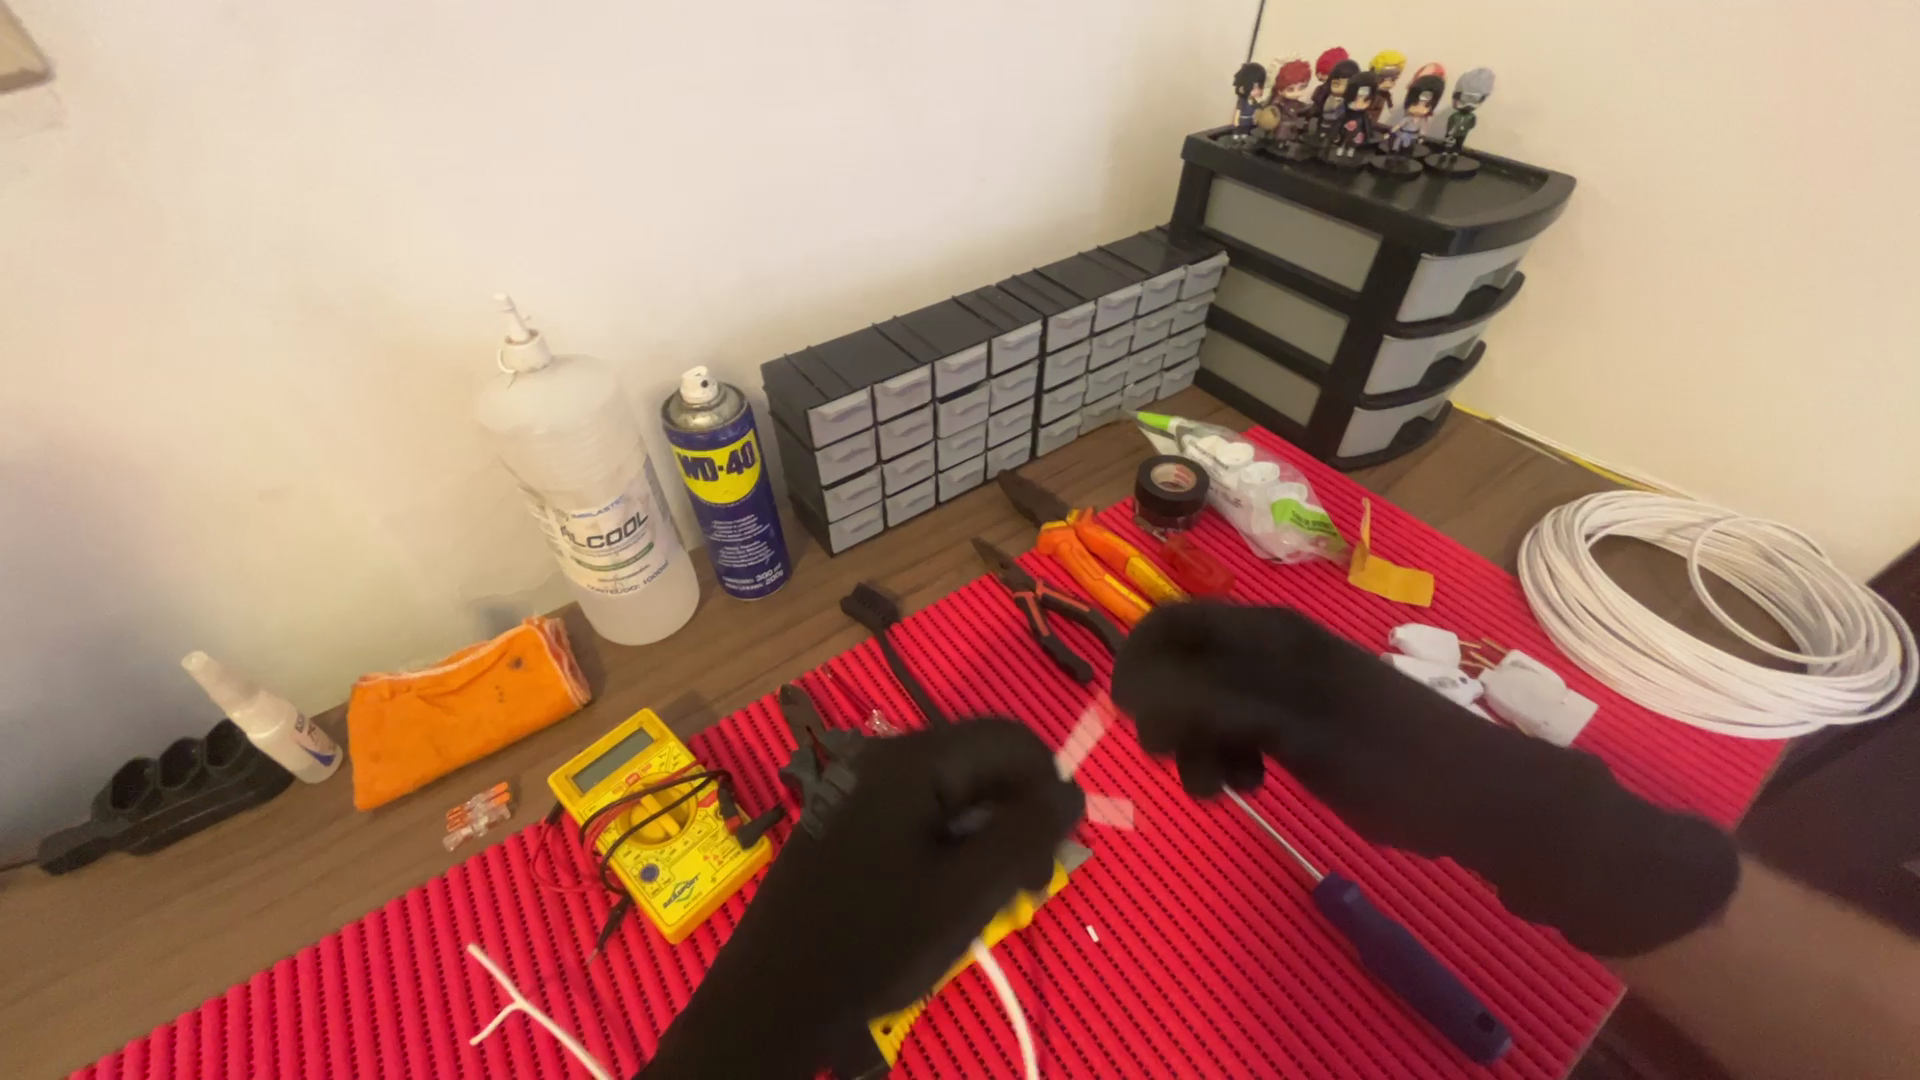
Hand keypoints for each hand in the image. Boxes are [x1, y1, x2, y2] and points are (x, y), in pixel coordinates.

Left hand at [645, 718, 1083, 1077]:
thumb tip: (1071, 792)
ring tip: (998, 891)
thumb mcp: (965, 893)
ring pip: (953, 787)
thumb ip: (1025, 834)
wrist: (770, 1002)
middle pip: (979, 760)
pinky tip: (955, 886)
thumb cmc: (873, 944)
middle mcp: (884, 755)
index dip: (1048, 784)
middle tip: (1031, 881)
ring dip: (988, 829)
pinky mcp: (852, 814)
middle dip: (1018, 811)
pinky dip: (953, 838)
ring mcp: (862, 784)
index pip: (1007, 739)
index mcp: (911, 760)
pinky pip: (921, 808)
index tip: (1060, 847)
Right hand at [1111, 601, 1505, 854]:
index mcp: (1264, 634)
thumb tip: (1134, 695)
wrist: (1480, 799)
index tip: (1125, 714)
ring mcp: (1281, 684)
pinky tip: (1250, 783)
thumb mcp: (1290, 729)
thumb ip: (1207, 705)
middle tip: (1170, 759)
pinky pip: (1235, 726)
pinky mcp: (1295, 719)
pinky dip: (1227, 754)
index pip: (1171, 622)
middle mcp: (1266, 648)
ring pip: (1204, 702)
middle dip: (1166, 713)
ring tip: (1219, 788)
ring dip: (1196, 743)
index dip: (1137, 660)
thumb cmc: (1386, 757)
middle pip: (1181, 666)